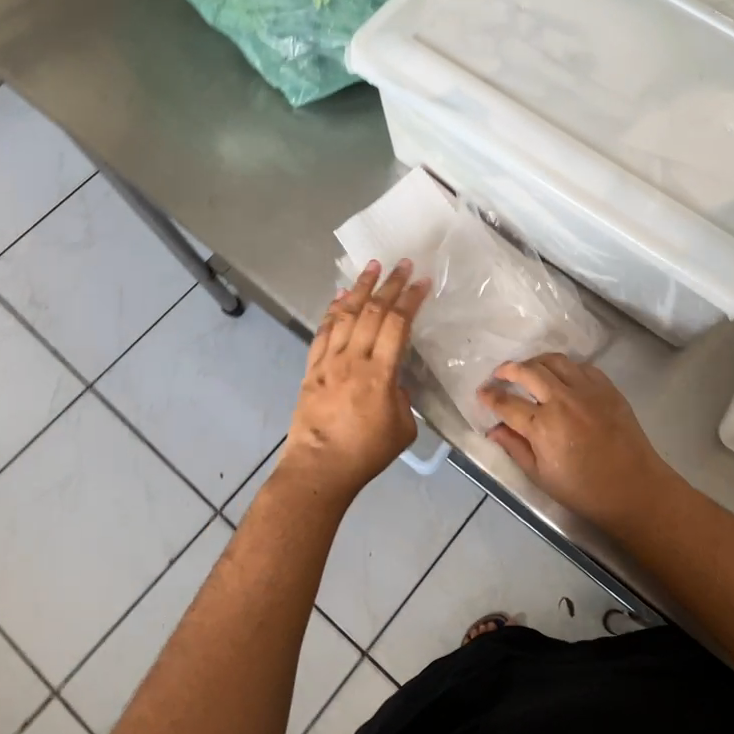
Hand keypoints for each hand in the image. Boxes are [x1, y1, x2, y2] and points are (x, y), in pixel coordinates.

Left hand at [280, 260, 428, 502]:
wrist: (318, 469)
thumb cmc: (365, 453)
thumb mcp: (402, 428)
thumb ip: (402, 398)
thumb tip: (394, 383)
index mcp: (380, 374)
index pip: (398, 325)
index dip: (410, 299)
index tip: (422, 281)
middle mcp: (353, 360)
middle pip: (373, 312)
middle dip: (389, 284)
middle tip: (402, 264)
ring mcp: (328, 362)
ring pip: (345, 315)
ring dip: (360, 288)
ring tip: (372, 267)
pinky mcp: (311, 369)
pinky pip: (323, 332)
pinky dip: (333, 310)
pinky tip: (341, 297)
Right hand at [479, 353, 677, 531]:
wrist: (633, 488)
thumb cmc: (584, 490)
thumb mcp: (541, 476)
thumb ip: (515, 447)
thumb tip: (493, 429)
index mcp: (543, 425)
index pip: (507, 403)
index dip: (490, 396)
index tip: (482, 392)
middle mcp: (563, 400)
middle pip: (528, 371)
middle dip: (508, 369)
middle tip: (500, 374)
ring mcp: (588, 390)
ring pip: (555, 361)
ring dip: (536, 362)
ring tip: (529, 369)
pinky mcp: (608, 388)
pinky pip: (582, 366)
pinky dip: (566, 368)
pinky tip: (562, 378)